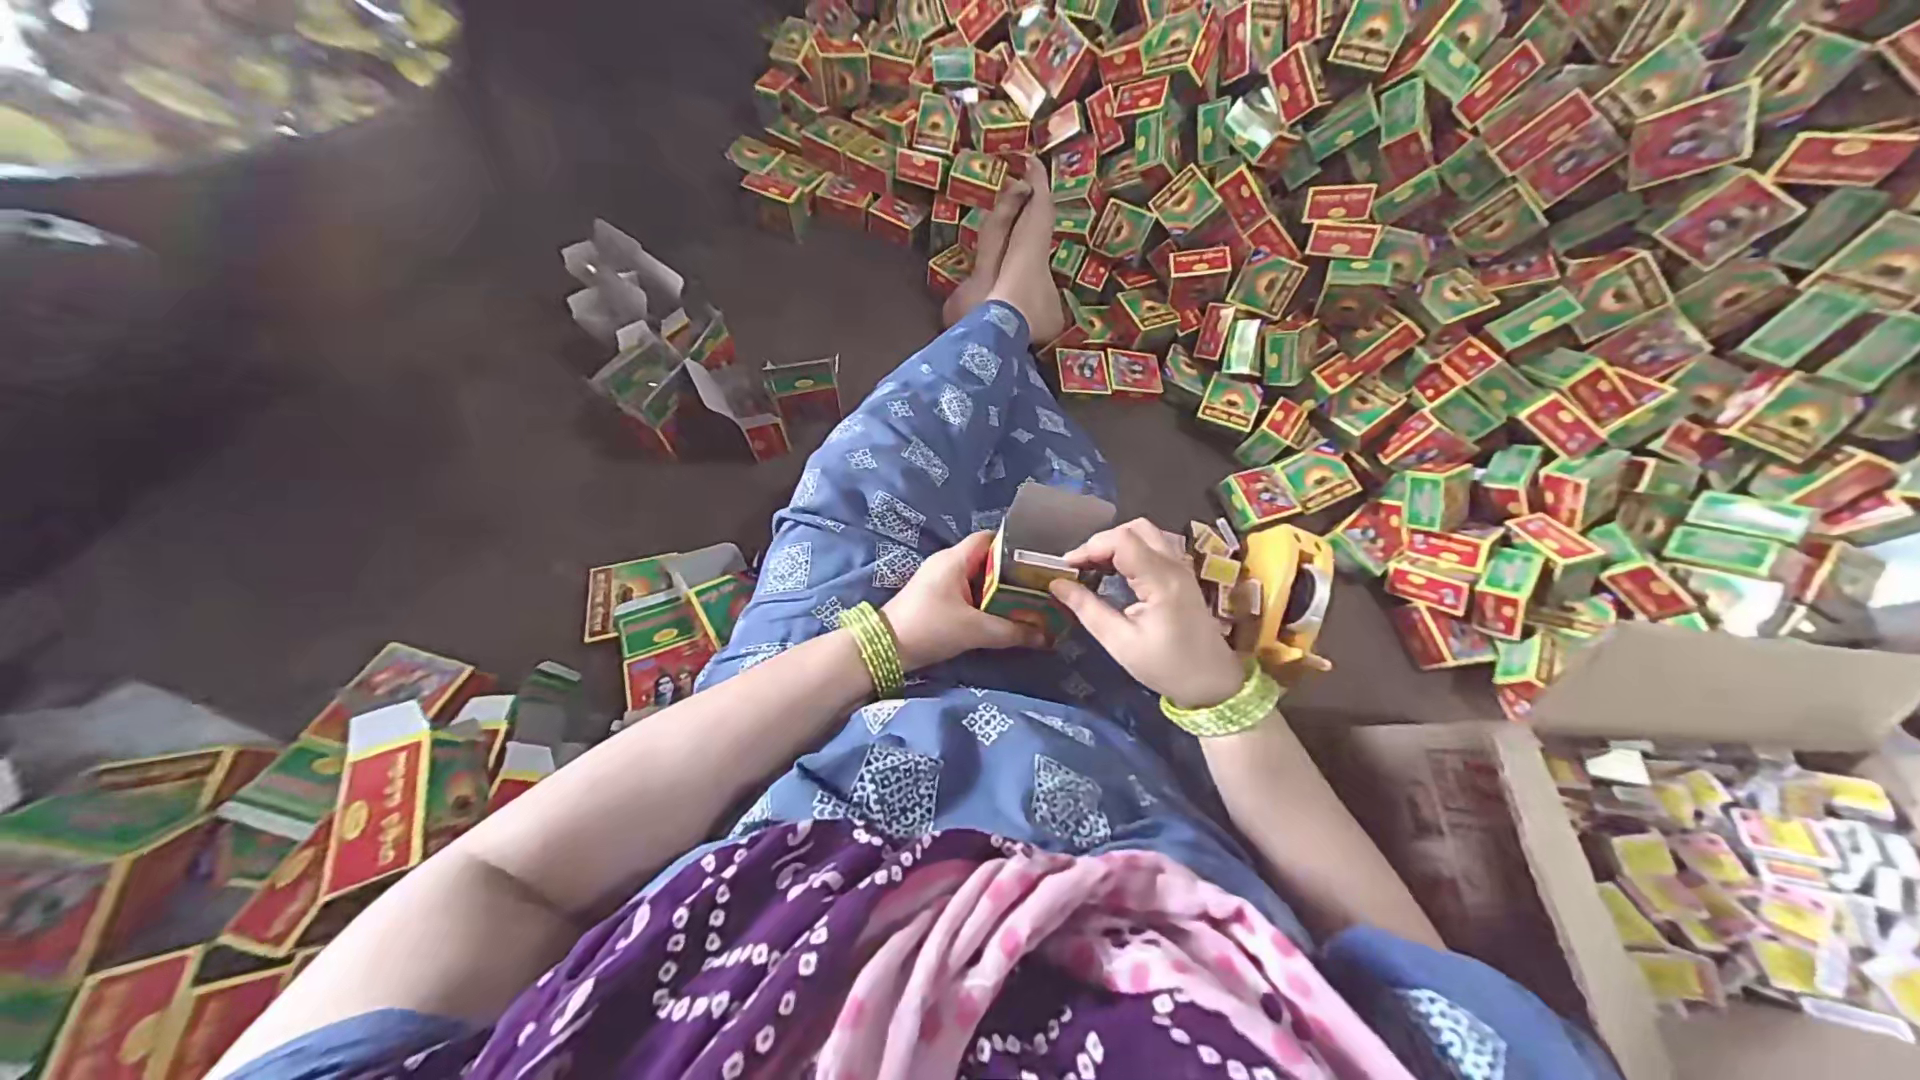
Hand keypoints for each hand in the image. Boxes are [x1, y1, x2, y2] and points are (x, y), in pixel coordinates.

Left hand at [882, 532, 1045, 670]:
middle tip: (1036, 586)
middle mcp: (946, 562)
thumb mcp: (976, 631)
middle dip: (1011, 573)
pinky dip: (982, 599)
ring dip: (997, 589)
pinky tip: (999, 613)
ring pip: (976, 577)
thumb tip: (1047, 637)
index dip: (1014, 547)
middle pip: (986, 558)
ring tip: (1025, 601)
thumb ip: (1013, 632)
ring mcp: (938, 579)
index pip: (990, 538)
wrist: (885, 648)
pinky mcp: (934, 596)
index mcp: (955, 559)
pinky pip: (965, 590)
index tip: (1036, 562)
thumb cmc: (930, 628)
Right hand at [1049, 519, 1246, 708]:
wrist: (1213, 682)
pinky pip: (1153, 546)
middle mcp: (1174, 565)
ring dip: (1116, 543)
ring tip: (1094, 567)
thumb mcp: (1120, 643)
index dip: (1090, 547)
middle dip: (1102, 542)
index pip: (1123, 540)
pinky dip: (1129, 549)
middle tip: (1080, 566)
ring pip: (1146, 533)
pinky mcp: (1181, 575)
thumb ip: (1088, 609)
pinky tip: (1114, 571)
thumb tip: (1057, 584)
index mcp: (1162, 580)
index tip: (1067, 567)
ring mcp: (1181, 567)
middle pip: (1135, 529)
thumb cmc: (1167, 667)